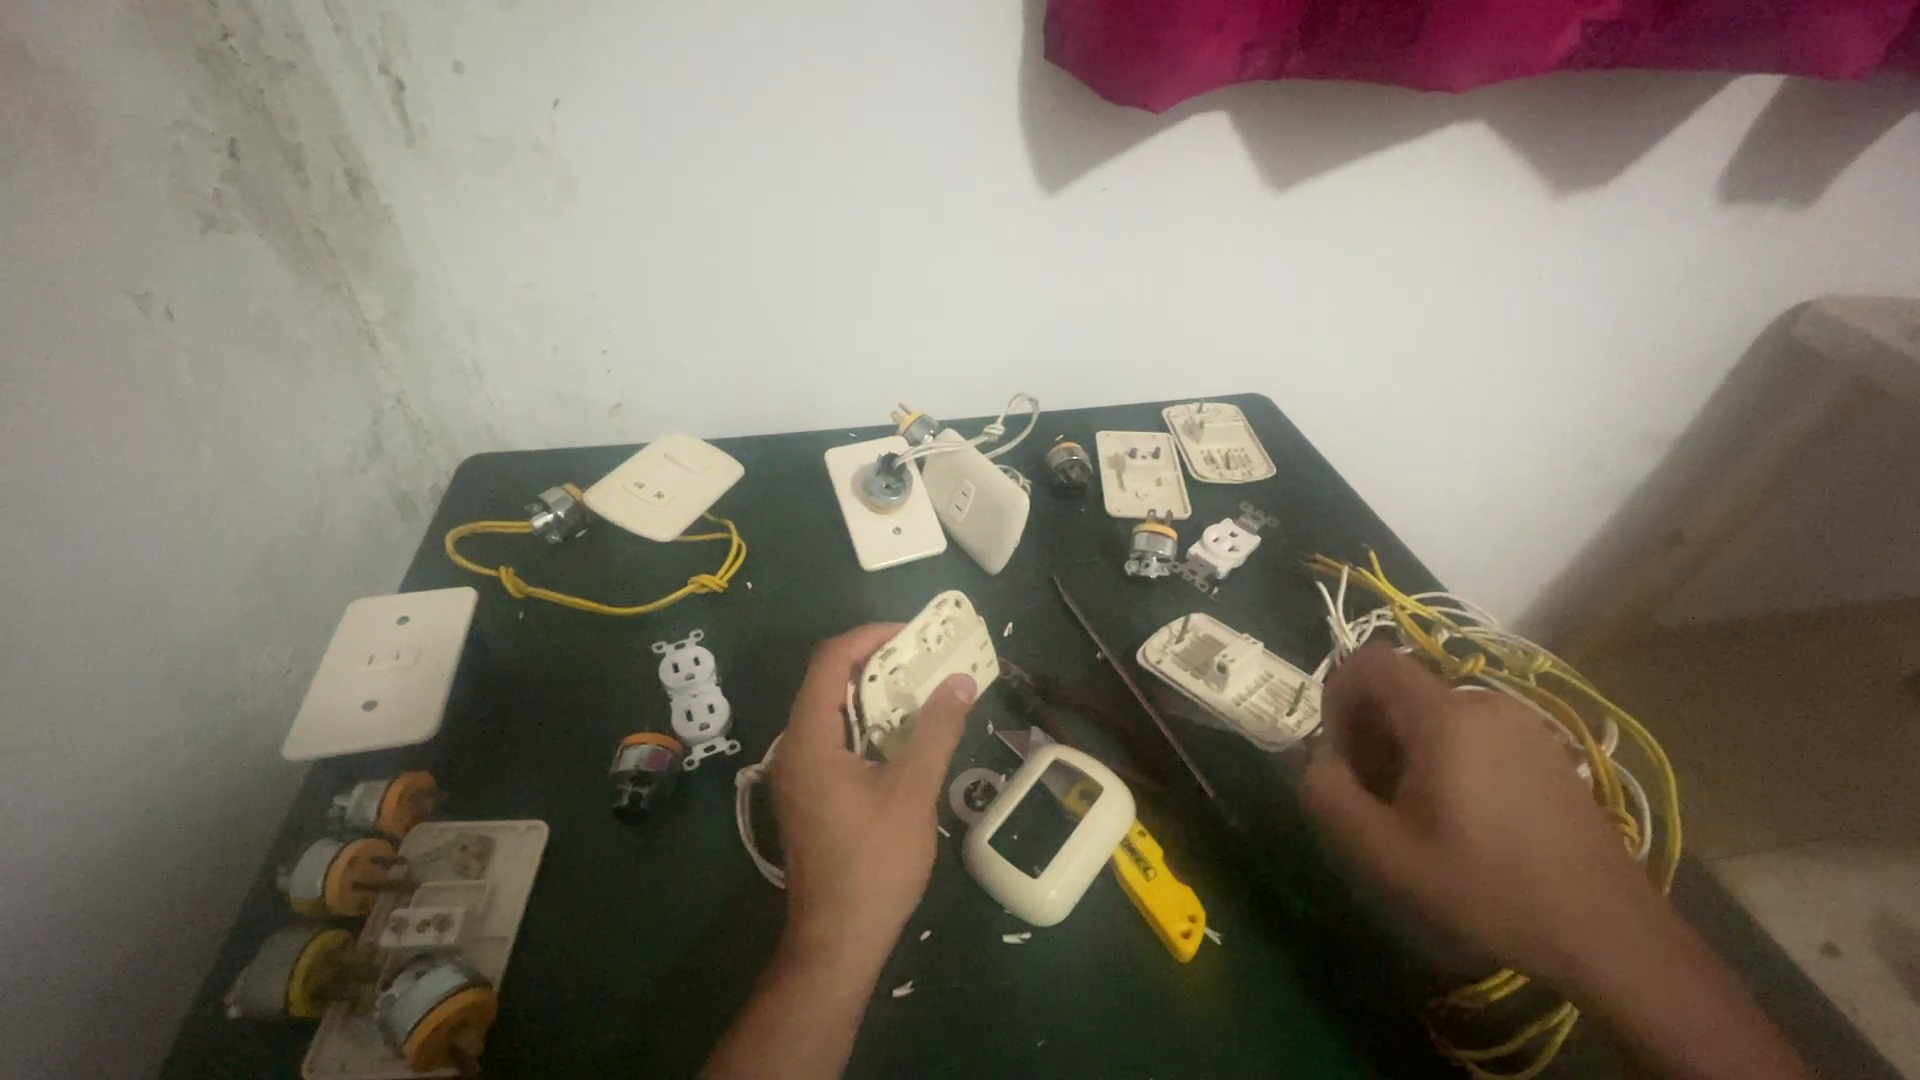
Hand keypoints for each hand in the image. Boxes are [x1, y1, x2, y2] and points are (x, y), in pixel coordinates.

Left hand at [770, 624, 976, 964]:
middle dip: (878, 662)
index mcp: (809, 739)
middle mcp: (794, 748)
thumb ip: (936, 730)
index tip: (913, 633)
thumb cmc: (873, 863)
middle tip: (925, 659)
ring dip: (876, 695)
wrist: (838, 940)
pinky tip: (904, 736)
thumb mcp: (912, 791)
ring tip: (922, 689)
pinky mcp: (811, 794)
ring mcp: (799, 773)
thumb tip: (960, 680)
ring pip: (834, 712)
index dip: (870, 636)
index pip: (829, 661)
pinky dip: (869, 725)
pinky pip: (837, 740)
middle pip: (828, 682)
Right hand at [1301, 644, 1657, 985]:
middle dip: (1368, 728)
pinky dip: (1444, 752)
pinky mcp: (1544, 746)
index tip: (1339, 751)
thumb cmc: (1486, 887)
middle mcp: (1484, 702)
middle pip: (1400, 687)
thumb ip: (1327, 794)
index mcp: (1444, 716)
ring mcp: (1522, 722)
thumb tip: (1315, 758)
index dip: (1337, 695)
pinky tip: (1459, 811)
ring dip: (1404, 744)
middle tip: (1370, 790)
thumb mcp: (1384, 851)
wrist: (1607, 931)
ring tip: (1412, 807)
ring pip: (1433, 709)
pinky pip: (1471, 727)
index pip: (1369, 661)